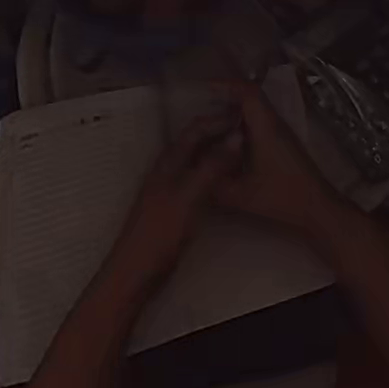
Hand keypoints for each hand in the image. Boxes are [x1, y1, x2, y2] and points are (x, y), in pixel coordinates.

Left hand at [106, 115, 236, 291]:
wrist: (136, 272)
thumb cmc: (160, 232)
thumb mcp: (189, 196)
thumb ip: (212, 165)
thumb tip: (237, 135)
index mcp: (170, 160)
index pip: (196, 128)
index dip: (220, 119)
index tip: (246, 115)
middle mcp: (171, 167)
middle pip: (199, 141)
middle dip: (222, 132)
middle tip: (252, 129)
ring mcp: (174, 186)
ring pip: (201, 159)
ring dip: (222, 151)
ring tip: (249, 149)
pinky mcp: (179, 204)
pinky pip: (203, 178)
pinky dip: (219, 171)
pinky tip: (234, 177)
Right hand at [214, 85, 343, 237]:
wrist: (316, 206)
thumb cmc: (282, 196)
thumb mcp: (241, 195)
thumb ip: (215, 183)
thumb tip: (194, 171)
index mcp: (265, 127)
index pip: (248, 92)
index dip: (226, 85)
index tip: (205, 88)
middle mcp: (274, 122)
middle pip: (251, 96)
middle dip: (226, 96)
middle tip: (202, 105)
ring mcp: (280, 130)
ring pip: (255, 108)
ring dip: (234, 110)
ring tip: (210, 121)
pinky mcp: (282, 140)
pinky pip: (259, 120)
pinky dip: (242, 122)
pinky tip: (228, 139)